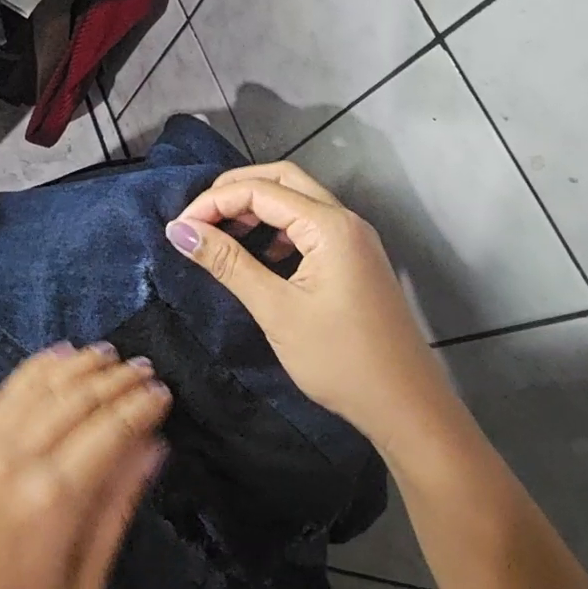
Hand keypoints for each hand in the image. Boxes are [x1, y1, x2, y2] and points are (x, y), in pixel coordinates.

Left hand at [0, 343, 171, 588]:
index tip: (165, 391)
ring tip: (107, 354)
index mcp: (50, 499)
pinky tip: (54, 356)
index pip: (108, 430)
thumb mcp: (81, 581)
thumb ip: (115, 508)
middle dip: (114, 379)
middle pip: (75, 400)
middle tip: (145, 366)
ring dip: (76, 366)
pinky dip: (32, 371)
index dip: (140, 406)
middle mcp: (13, 460)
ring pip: (37, 387)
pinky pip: (0, 395)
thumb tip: (153, 448)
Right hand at [167, 162, 458, 451]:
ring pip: (296, 199)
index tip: (179, 229)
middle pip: (282, 179)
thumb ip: (228, 263)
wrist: (408, 409)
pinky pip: (308, 225)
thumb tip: (179, 230)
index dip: (213, 202)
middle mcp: (345, 220)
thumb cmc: (340, 360)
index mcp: (330, 226)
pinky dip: (276, 227)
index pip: (260, 190)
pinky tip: (257, 254)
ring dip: (255, 207)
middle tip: (197, 217)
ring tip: (219, 233)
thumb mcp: (276, 310)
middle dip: (234, 190)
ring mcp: (354, 239)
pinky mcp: (354, 260)